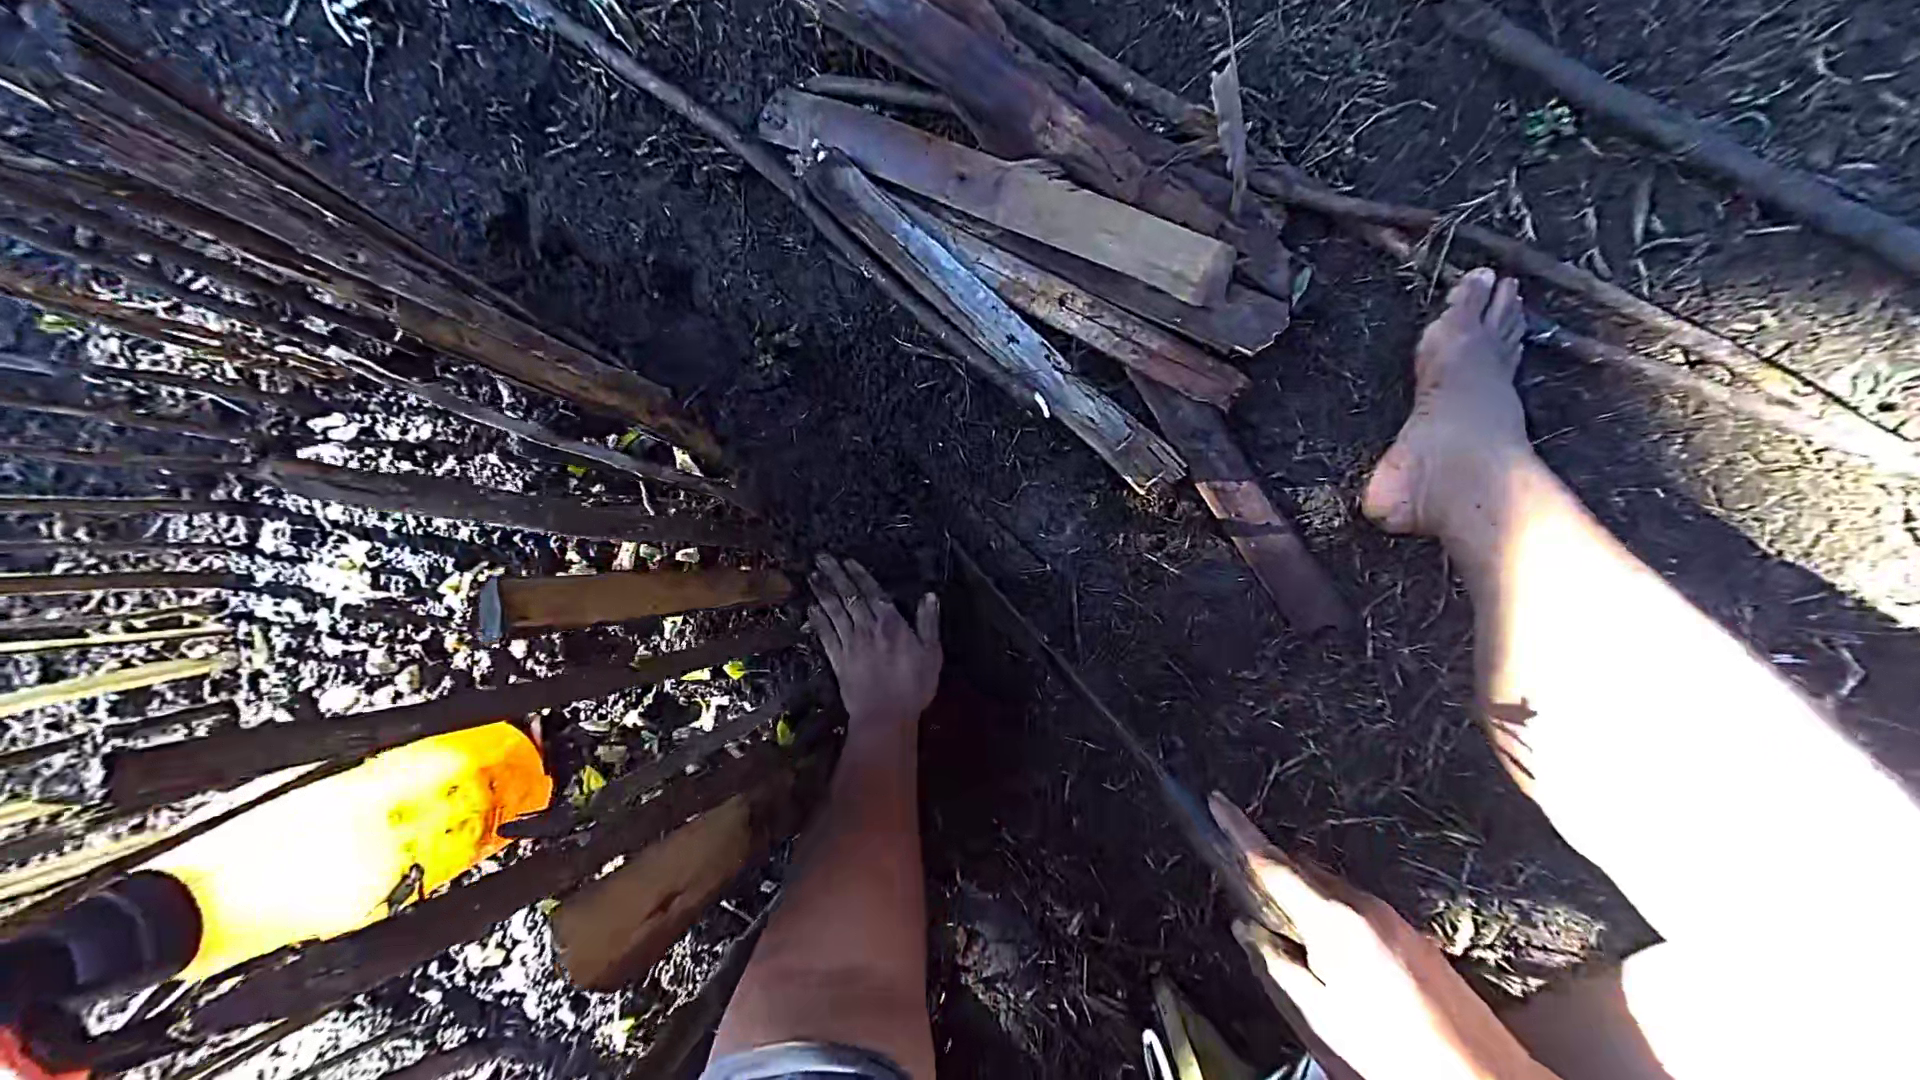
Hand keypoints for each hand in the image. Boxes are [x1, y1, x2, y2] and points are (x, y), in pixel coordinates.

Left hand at [807, 555, 941, 726]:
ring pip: (834, 613)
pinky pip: (826, 637)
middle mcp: (867, 629)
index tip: (847, 561)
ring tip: (813, 577)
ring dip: (823, 593)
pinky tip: (811, 610)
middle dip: (835, 576)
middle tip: (821, 558)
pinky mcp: (839, 661)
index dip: (859, 575)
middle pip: (849, 597)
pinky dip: (818, 622)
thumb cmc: (914, 686)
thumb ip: (928, 622)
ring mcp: (850, 645)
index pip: (872, 592)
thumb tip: (929, 596)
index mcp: (891, 624)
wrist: (885, 717)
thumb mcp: (932, 653)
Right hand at [1210, 795, 1558, 1079]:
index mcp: (1332, 921)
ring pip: (1328, 887)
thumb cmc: (1392, 1058)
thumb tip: (1244, 927)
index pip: (1272, 862)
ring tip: (1291, 938)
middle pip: (1301, 869)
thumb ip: (1273, 964)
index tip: (1216, 801)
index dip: (1237, 829)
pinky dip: (1329, 914)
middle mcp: (1363, 905)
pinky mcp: (1411, 935)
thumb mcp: (1316, 1018)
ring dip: (1301, 896)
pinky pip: (1354, 906)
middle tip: (1247, 894)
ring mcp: (1392, 917)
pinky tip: (1333, 957)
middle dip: (1270, 871)